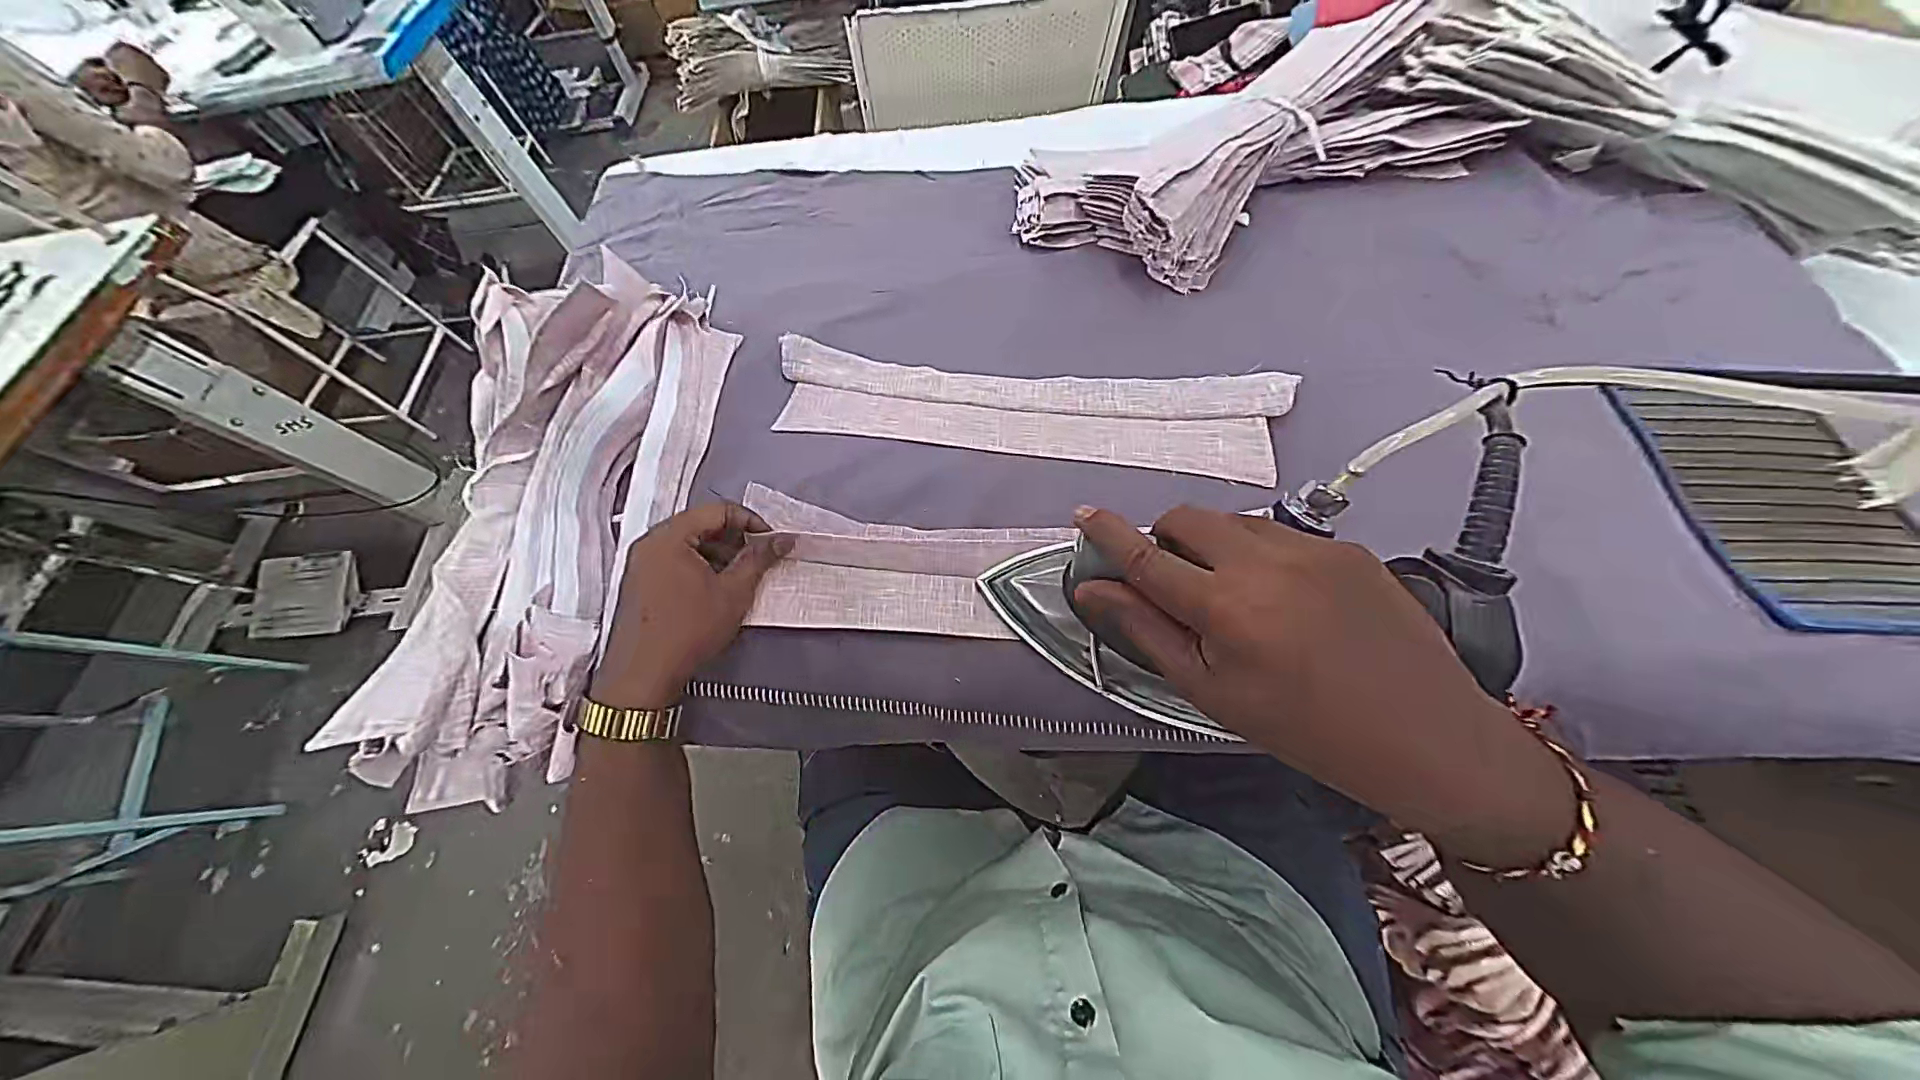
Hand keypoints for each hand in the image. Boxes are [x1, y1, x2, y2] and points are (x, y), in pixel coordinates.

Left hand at [589, 502, 789, 709]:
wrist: (642, 674)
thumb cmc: (689, 629)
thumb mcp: (734, 592)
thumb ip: (759, 559)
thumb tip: (782, 539)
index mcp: (670, 536)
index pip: (718, 511)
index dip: (751, 522)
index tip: (770, 543)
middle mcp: (650, 542)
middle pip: (701, 525)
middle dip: (735, 540)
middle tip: (758, 561)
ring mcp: (641, 563)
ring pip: (689, 544)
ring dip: (719, 555)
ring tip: (739, 579)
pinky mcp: (639, 582)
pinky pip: (675, 561)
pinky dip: (700, 568)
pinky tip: (715, 591)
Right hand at [1071, 505, 1573, 866]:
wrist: (1428, 737)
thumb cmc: (1305, 730)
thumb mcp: (1211, 692)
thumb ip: (1146, 631)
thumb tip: (1095, 592)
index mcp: (1227, 608)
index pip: (1147, 556)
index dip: (1108, 534)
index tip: (1084, 516)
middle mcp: (1267, 563)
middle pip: (1187, 519)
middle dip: (1164, 539)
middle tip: (1172, 582)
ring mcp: (1313, 549)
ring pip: (1232, 521)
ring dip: (1210, 544)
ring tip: (1231, 595)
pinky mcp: (1347, 548)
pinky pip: (1278, 533)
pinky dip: (1256, 552)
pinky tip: (1280, 597)